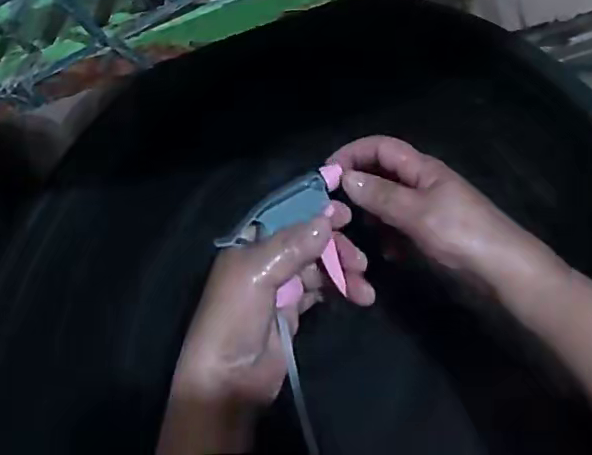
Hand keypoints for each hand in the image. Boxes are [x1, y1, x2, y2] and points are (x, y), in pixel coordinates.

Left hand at [159, 202, 372, 454]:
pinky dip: (341, 288)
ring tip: (363, 288)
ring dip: (343, 271)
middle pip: (308, 238)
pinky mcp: (293, 308)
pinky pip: (322, 288)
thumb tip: (326, 220)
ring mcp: (280, 283)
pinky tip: (359, 296)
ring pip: (319, 264)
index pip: (287, 213)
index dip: (315, 207)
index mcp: (250, 241)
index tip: (343, 208)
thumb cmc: (234, 318)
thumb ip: (292, 244)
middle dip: (336, 245)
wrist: (228, 384)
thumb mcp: (257, 273)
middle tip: (359, 258)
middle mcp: (266, 257)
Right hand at [329, 136, 561, 296]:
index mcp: (421, 167)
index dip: (352, 152)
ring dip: (374, 215)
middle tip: (336, 210)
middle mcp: (422, 181)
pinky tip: (389, 254)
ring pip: (389, 201)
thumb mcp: (417, 213)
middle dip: (359, 187)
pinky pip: (401, 225)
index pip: (380, 147)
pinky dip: (390, 236)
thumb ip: (381, 195)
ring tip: (361, 236)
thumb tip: (346, 176)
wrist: (504, 269)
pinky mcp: (433, 231)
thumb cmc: (461, 233)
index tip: (326, 173)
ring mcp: (429, 206)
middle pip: (382, 173)